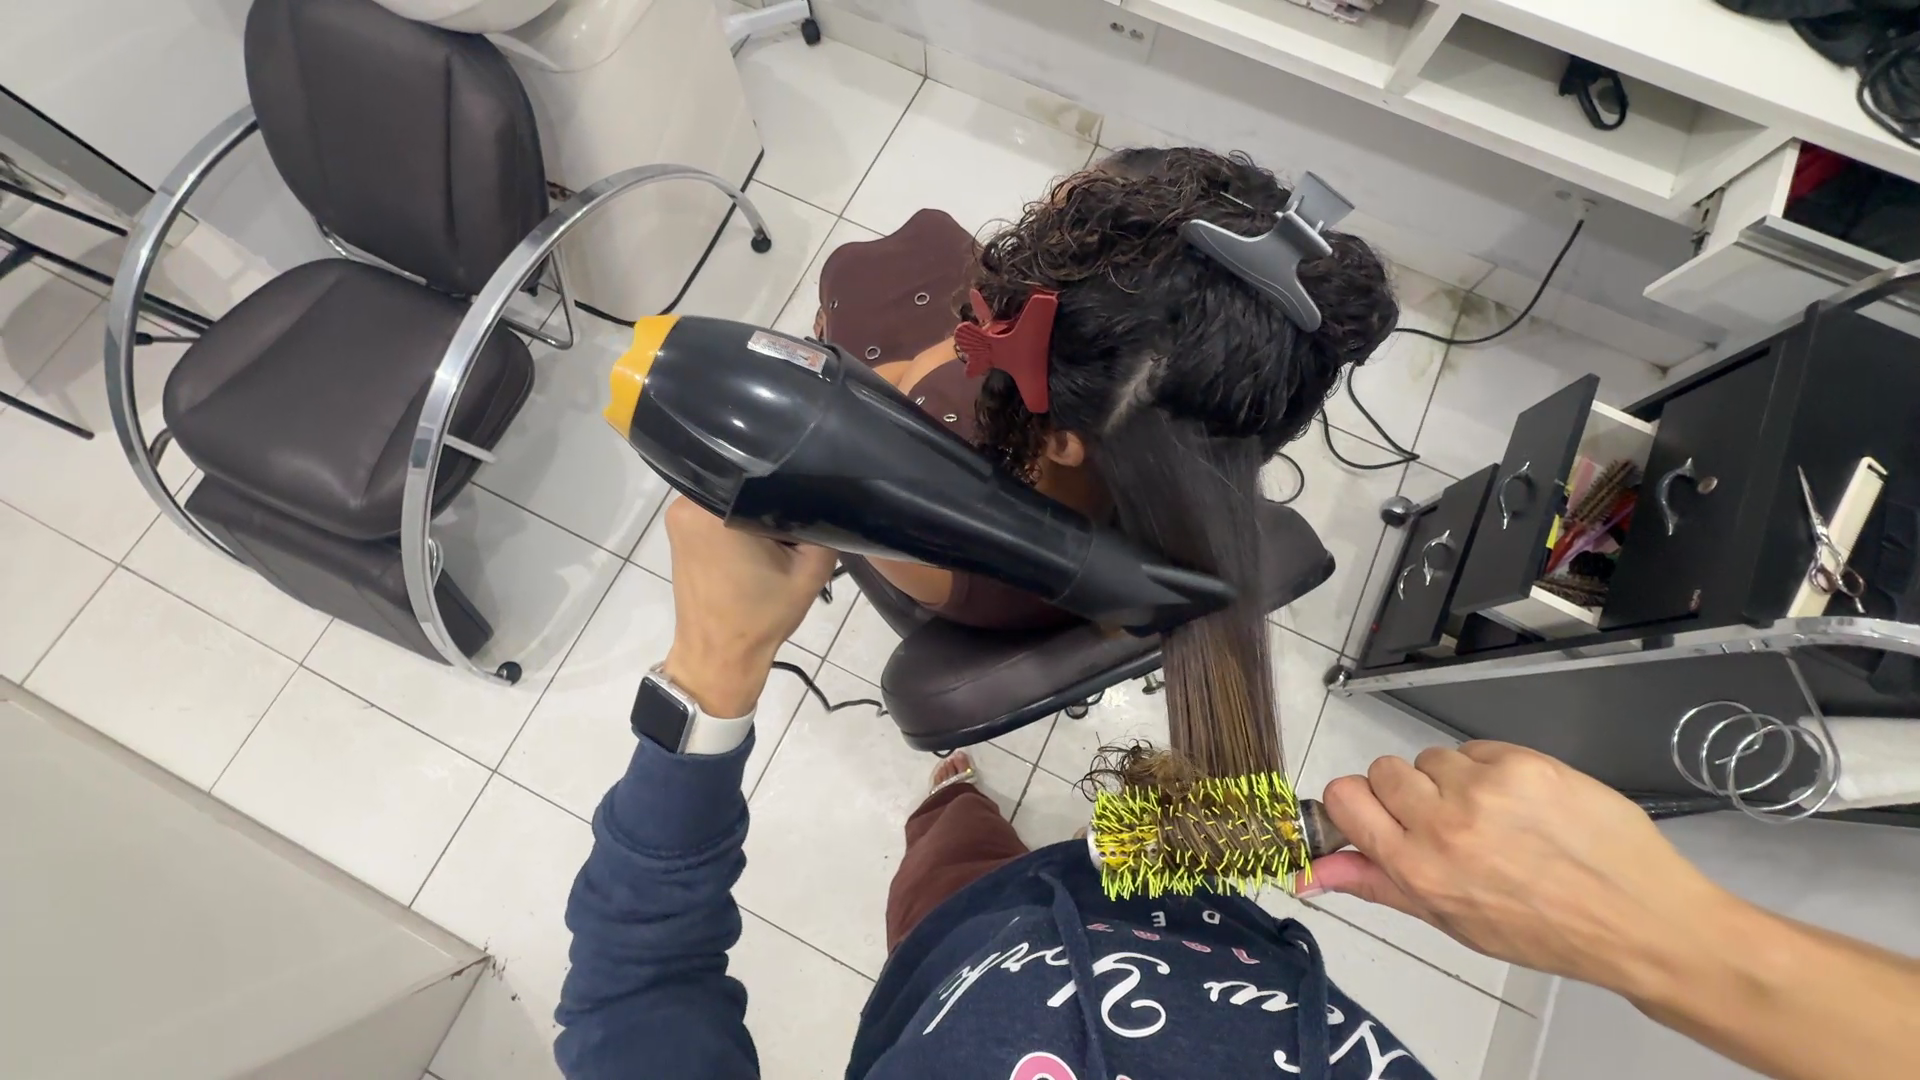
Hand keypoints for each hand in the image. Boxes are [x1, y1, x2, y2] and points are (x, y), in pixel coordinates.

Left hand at [659, 498, 836, 717]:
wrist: (722, 657)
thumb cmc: (763, 615)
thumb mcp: (811, 567)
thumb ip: (822, 525)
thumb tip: (823, 497)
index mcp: (712, 509)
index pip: (761, 472)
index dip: (790, 481)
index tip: (812, 494)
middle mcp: (687, 505)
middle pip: (744, 483)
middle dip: (773, 496)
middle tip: (801, 515)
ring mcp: (679, 519)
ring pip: (732, 498)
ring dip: (756, 510)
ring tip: (781, 530)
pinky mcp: (681, 534)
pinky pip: (718, 514)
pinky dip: (740, 523)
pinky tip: (761, 540)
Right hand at [1308, 741, 1735, 994]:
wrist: (1647, 924)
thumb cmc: (1542, 931)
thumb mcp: (1450, 920)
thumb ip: (1374, 885)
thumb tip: (1306, 874)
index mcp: (1418, 868)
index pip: (1344, 798)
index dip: (1357, 804)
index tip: (1381, 816)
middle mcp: (1441, 825)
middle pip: (1381, 770)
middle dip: (1407, 792)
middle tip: (1446, 820)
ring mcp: (1483, 790)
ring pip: (1431, 758)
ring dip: (1452, 780)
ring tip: (1497, 816)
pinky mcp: (1523, 764)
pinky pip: (1476, 749)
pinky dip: (1492, 770)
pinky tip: (1525, 803)